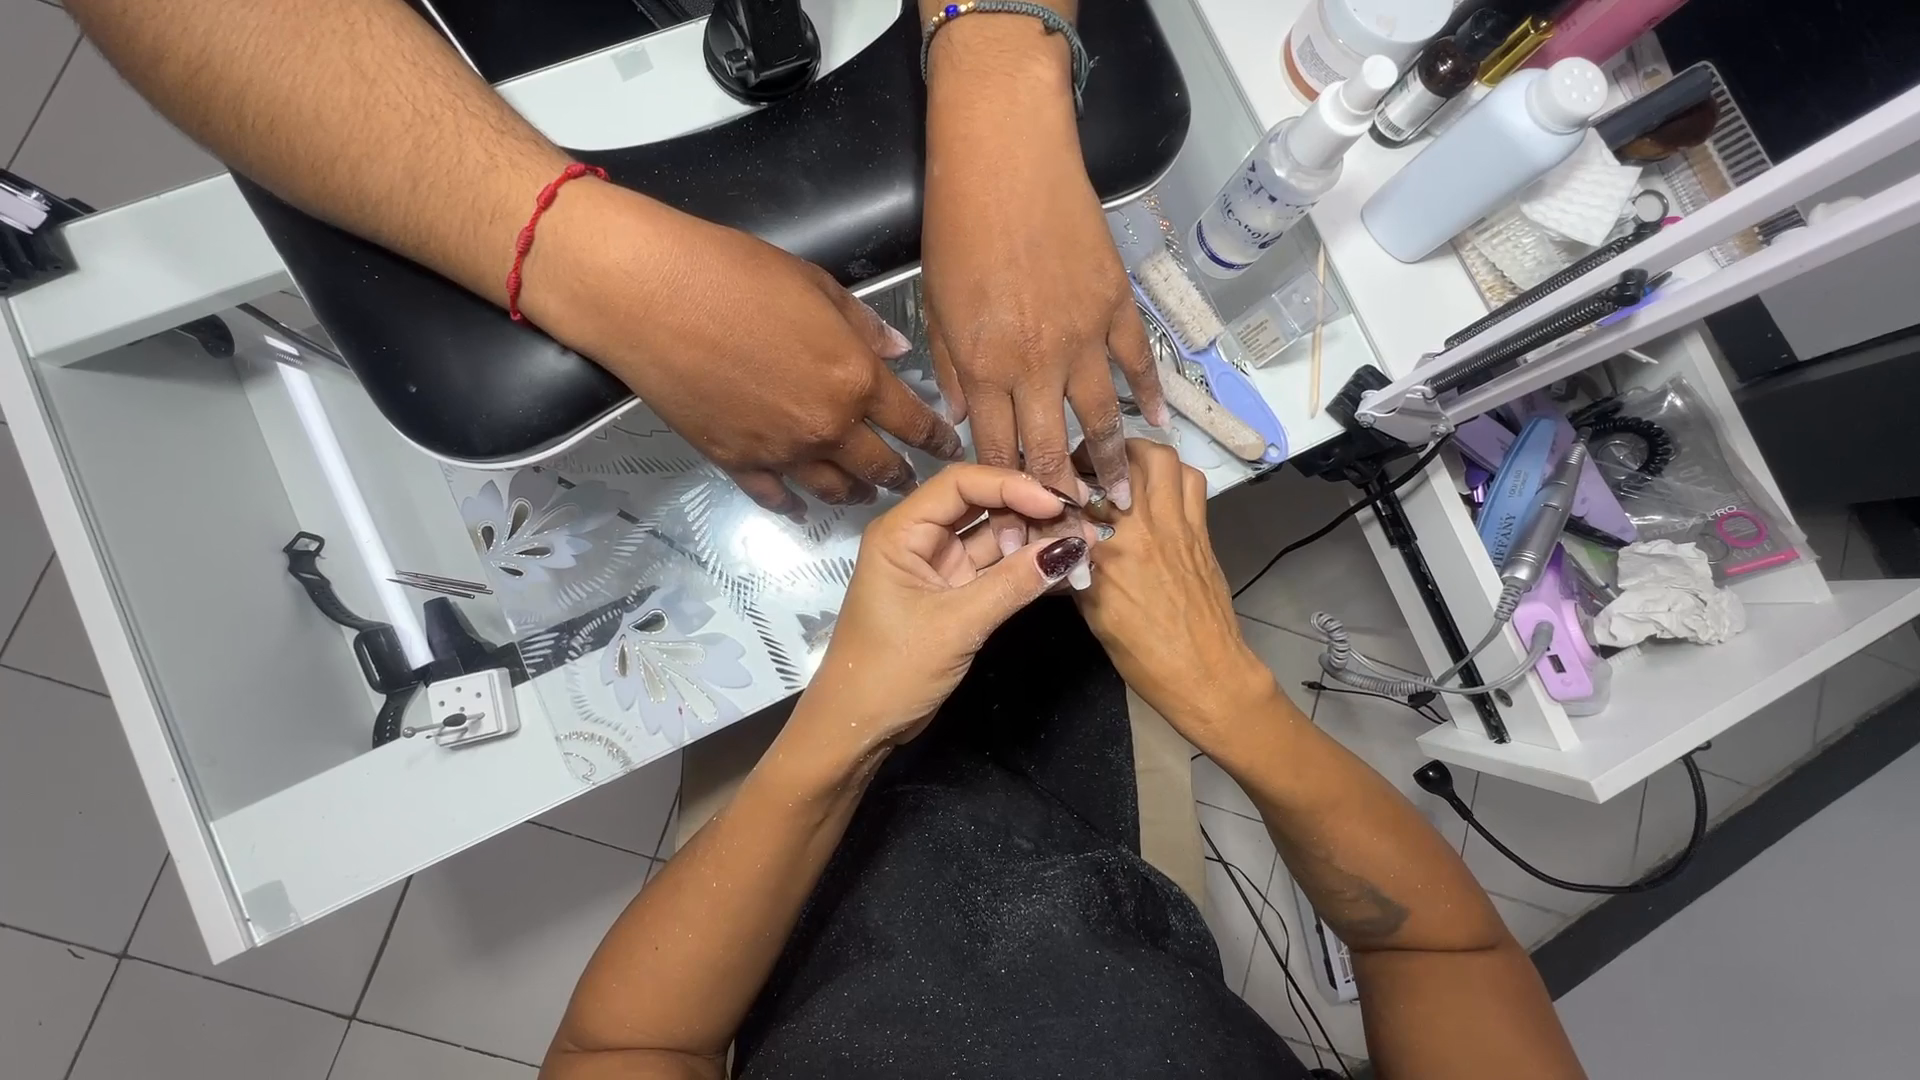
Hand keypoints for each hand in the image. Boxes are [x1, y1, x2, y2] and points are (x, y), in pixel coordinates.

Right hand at [521, 181, 962, 518]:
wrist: (647, 294)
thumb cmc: (735, 273)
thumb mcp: (816, 285)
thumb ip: (864, 327)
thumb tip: (899, 353)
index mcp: (856, 380)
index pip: (912, 422)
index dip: (936, 438)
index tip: (948, 448)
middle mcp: (827, 428)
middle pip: (877, 465)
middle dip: (900, 474)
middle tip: (909, 480)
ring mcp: (780, 452)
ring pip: (832, 488)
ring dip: (854, 493)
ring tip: (865, 494)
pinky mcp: (735, 463)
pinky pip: (774, 496)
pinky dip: (791, 504)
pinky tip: (800, 507)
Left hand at [796, 464, 1093, 751]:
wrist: (860, 728)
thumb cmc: (892, 670)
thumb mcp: (956, 624)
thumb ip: (1013, 584)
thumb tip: (1072, 547)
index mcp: (902, 530)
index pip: (961, 484)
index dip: (1012, 486)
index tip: (1058, 504)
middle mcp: (919, 538)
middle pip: (982, 505)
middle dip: (1031, 511)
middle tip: (1083, 523)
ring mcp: (938, 566)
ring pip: (994, 537)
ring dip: (1035, 540)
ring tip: (1083, 546)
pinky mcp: (953, 594)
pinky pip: (996, 569)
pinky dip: (1027, 569)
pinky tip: (1063, 570)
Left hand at [919, 15, 1166, 561]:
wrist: (1007, 155)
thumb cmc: (958, 227)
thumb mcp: (937, 305)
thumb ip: (955, 369)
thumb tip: (967, 420)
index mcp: (986, 366)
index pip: (998, 447)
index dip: (1009, 491)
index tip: (1021, 523)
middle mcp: (1036, 364)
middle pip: (1049, 446)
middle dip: (1060, 496)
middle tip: (1075, 532)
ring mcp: (1083, 336)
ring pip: (1100, 416)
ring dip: (1111, 463)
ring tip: (1122, 502)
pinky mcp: (1116, 305)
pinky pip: (1138, 362)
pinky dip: (1151, 395)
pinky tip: (1159, 425)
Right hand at [1076, 440, 1274, 735]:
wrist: (1206, 676)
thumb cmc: (1144, 655)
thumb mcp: (1093, 614)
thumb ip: (1077, 570)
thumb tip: (1064, 542)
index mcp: (1116, 551)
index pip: (1085, 497)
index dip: (1068, 481)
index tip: (1057, 479)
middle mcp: (1152, 528)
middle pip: (1142, 459)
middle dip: (1115, 450)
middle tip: (1097, 461)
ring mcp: (1184, 529)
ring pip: (1174, 465)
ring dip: (1149, 458)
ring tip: (1128, 470)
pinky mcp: (1204, 538)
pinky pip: (1193, 490)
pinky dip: (1173, 480)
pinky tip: (1156, 498)